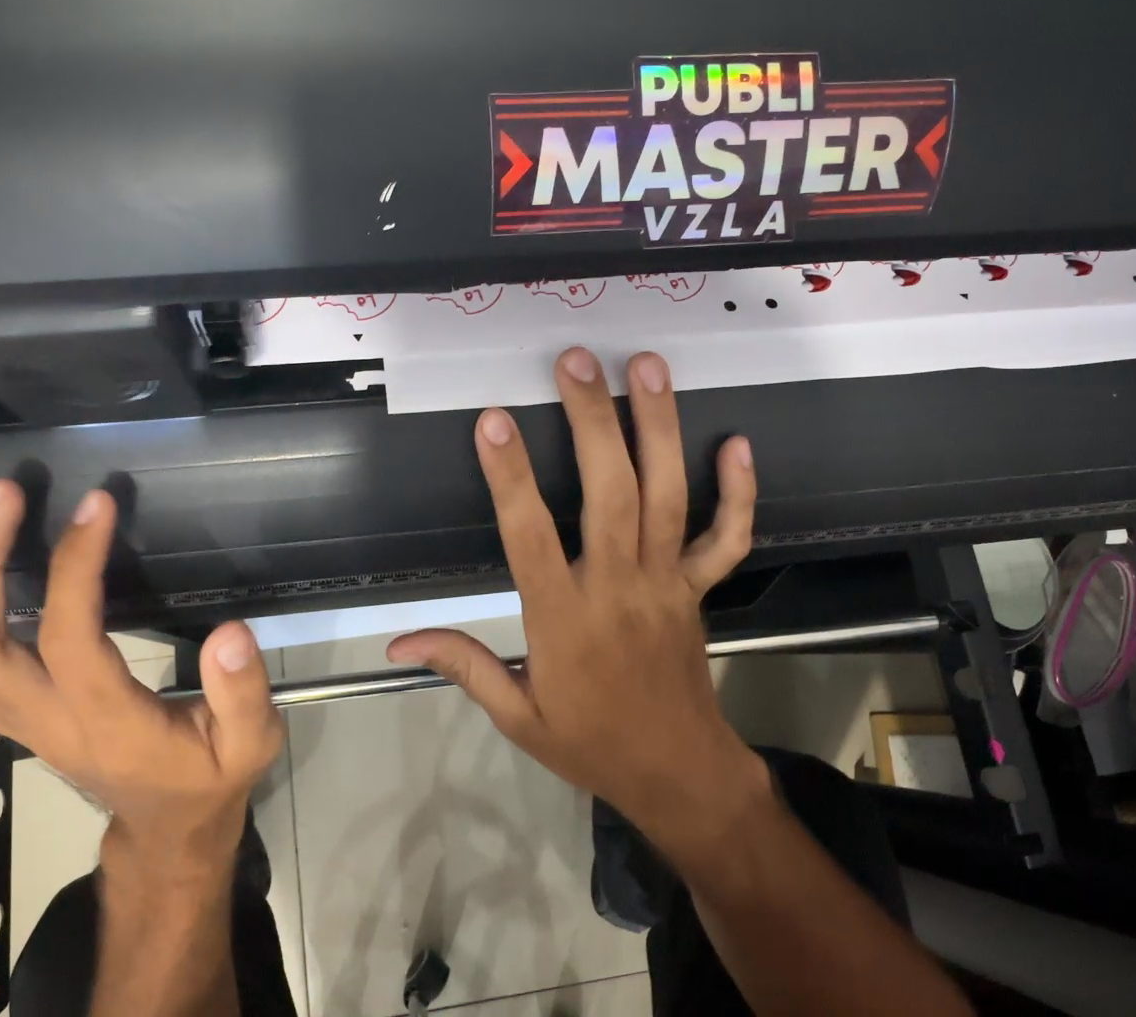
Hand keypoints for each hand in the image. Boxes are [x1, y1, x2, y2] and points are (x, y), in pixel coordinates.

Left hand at [0, 480, 283, 875]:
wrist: (165, 829)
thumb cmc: (208, 776)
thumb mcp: (251, 743)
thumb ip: (242, 693)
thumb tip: (231, 634)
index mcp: (107, 722)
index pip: (69, 639)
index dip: (74, 568)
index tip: (95, 505)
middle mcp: (45, 721)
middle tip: (0, 496)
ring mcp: (16, 723)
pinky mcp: (6, 718)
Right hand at [388, 348, 766, 855]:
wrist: (677, 773)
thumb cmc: (589, 742)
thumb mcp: (515, 715)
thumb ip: (463, 665)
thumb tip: (398, 643)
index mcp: (563, 619)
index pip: (530, 536)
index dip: (510, 476)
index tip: (495, 420)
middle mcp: (618, 588)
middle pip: (610, 494)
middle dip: (593, 421)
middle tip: (576, 362)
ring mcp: (666, 584)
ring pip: (667, 497)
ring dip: (659, 429)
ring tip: (649, 368)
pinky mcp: (698, 589)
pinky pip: (727, 538)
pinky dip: (738, 492)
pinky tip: (736, 442)